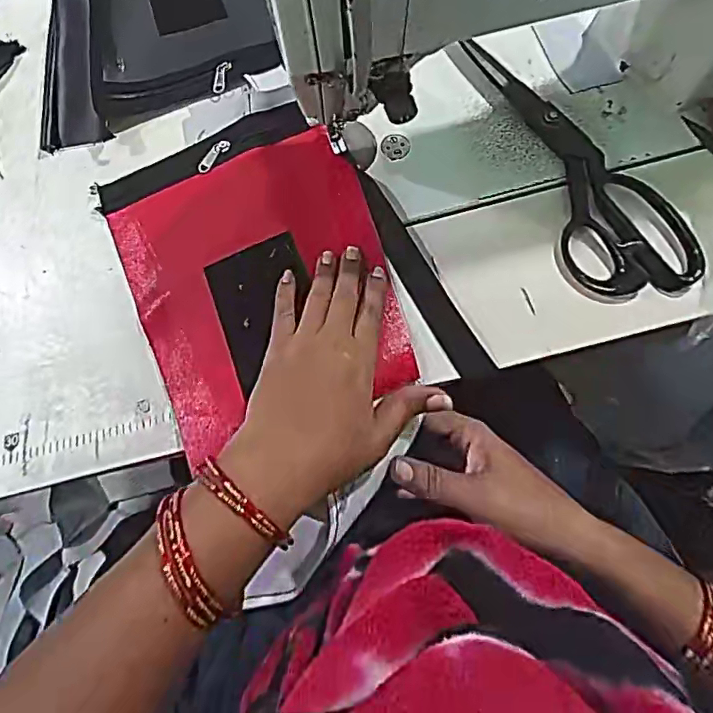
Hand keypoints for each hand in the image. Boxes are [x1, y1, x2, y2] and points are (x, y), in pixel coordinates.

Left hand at [218, 246, 446, 522]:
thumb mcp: (378, 436)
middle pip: (343, 297)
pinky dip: (284, 292)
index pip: (372, 314)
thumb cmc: (325, 454)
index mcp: (359, 362)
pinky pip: (281, 312)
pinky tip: (286, 278)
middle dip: (350, 270)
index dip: (376, 289)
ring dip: (322, 274)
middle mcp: (330, 345)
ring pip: (315, 297)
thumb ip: (406, 407)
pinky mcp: (276, 350)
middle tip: (352, 251)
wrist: (277, 461)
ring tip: (327, 255)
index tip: (377, 272)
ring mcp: (301, 344)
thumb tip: (436, 396)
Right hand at [389, 411, 611, 564]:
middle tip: (375, 457)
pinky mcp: (478, 489)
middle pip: (427, 438)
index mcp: (474, 433)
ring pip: (434, 461)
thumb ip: (432, 480)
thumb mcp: (474, 495)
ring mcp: (475, 467)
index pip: (426, 414)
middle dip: (403, 447)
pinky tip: (411, 499)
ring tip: (385, 479)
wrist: (569, 542)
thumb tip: (396, 465)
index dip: (401, 420)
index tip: (377, 432)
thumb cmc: (534, 512)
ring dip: (415, 470)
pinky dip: (428, 487)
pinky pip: (443, 480)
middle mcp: (473, 445)